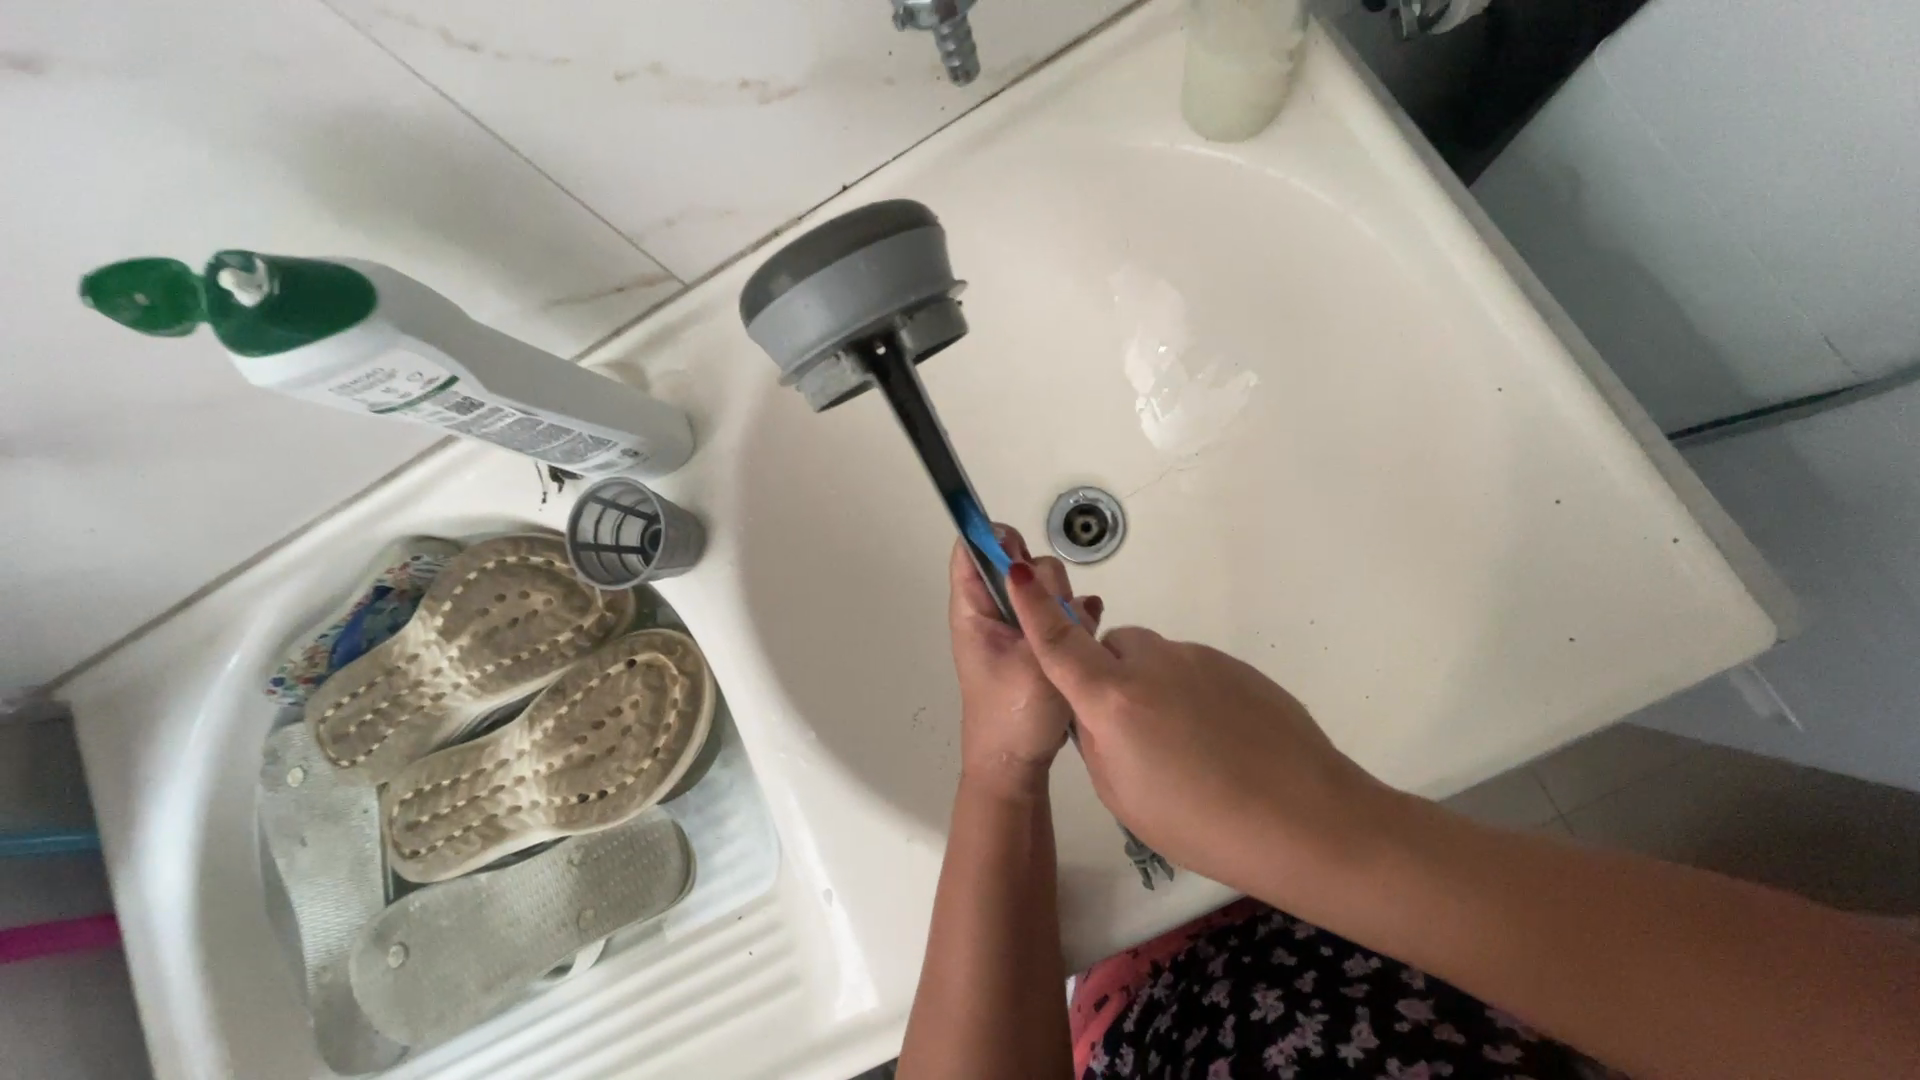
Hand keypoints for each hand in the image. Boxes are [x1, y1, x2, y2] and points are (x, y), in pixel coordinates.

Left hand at [948, 526, 1101, 793]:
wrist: (1018, 765)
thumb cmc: (1015, 713)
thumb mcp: (1033, 656)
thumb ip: (1042, 606)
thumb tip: (1044, 570)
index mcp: (973, 608)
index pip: (970, 549)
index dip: (994, 538)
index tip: (1025, 559)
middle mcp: (992, 610)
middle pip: (1018, 562)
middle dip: (1044, 579)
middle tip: (1052, 615)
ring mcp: (1016, 626)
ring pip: (1044, 587)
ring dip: (1064, 603)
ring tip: (1071, 636)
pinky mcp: (1037, 642)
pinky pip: (1060, 612)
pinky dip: (1076, 618)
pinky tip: (1087, 635)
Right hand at [1001, 560, 1389, 889]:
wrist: (1308, 819)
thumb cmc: (1201, 823)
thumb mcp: (1122, 794)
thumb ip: (1095, 740)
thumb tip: (1096, 712)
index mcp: (1114, 699)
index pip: (1059, 642)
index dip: (1032, 606)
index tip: (1016, 568)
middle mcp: (1153, 664)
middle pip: (1111, 648)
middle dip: (1107, 676)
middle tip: (1131, 735)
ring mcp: (1200, 659)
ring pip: (1154, 661)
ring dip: (1151, 689)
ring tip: (1186, 749)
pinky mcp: (1237, 666)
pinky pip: (1192, 671)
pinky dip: (1189, 696)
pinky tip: (1219, 743)